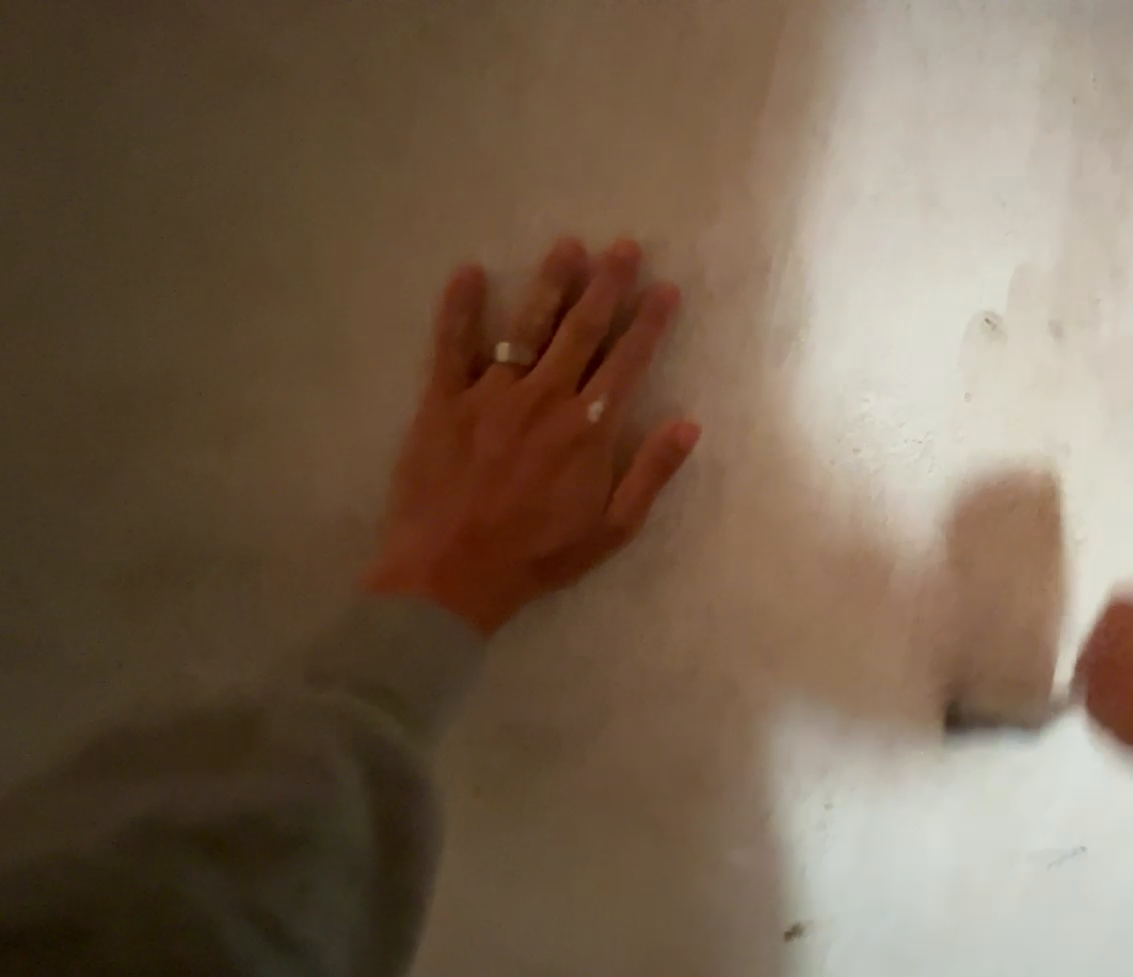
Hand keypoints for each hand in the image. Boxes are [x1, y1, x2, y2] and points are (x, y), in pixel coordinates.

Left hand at [363, 236, 698, 634]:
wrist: (452, 574)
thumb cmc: (543, 553)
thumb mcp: (616, 526)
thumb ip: (652, 471)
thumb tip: (690, 425)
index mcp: (588, 429)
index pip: (627, 363)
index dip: (650, 323)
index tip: (667, 290)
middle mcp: (544, 400)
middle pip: (582, 332)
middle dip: (607, 286)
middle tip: (624, 247)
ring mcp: (490, 396)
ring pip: (526, 328)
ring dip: (550, 285)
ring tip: (568, 245)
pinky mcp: (442, 402)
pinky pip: (450, 346)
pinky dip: (460, 308)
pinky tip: (471, 272)